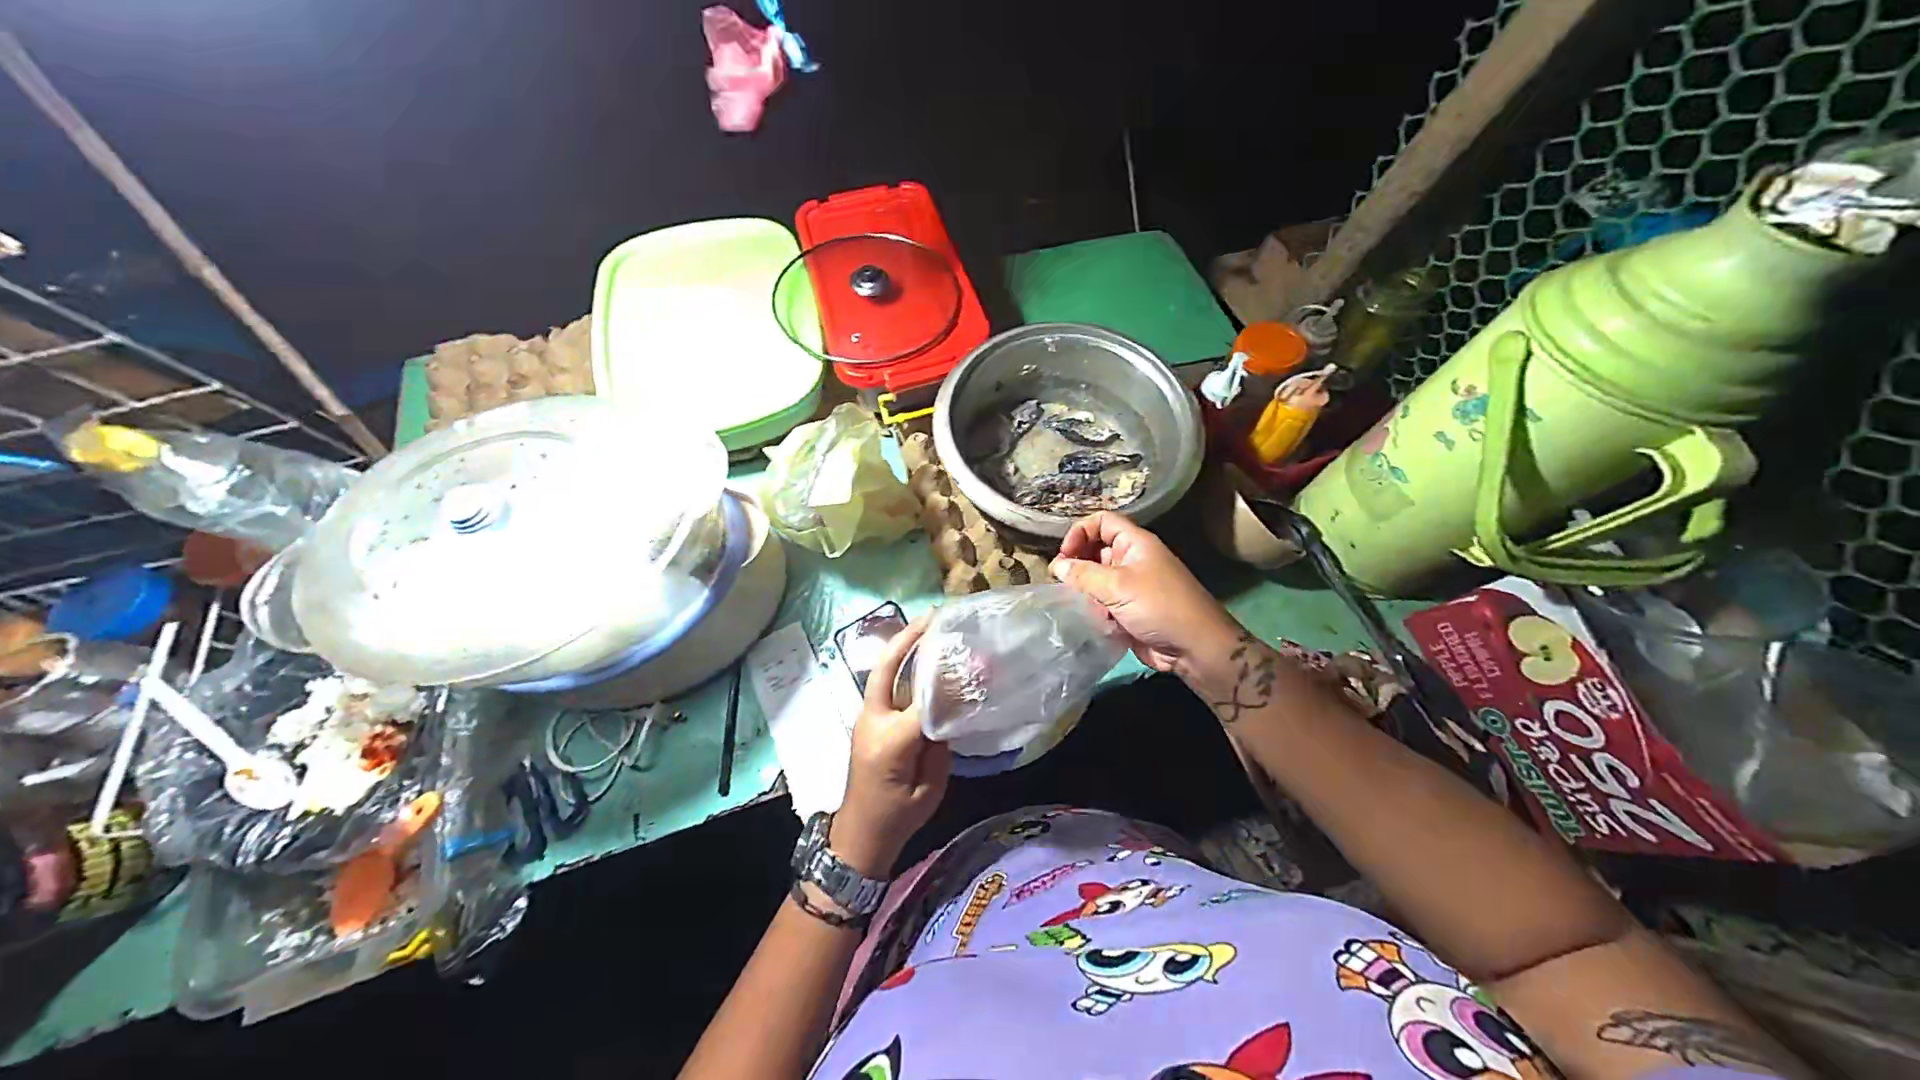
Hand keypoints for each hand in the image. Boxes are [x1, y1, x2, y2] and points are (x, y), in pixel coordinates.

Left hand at [832, 617, 949, 877]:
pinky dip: (900, 665)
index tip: (974, 660)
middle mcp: (874, 720)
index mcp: (892, 741)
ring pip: (882, 672)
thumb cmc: (897, 817)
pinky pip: (884, 685)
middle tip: (934, 616)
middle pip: (887, 669)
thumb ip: (941, 745)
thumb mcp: (930, 788)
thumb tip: (951, 709)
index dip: (949, 680)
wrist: (859, 834)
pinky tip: (919, 656)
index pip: (924, 701)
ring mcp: (866, 717)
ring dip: (903, 646)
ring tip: (929, 626)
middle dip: (909, 638)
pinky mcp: (868, 719)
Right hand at [1050, 512, 1244, 681]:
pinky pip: (1102, 602)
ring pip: (1096, 578)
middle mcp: (1132, 560)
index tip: (1064, 555)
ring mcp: (1130, 586)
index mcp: (1135, 543)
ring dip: (1082, 589)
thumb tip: (1056, 566)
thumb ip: (1083, 573)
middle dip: (1077, 562)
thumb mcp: (1118, 585)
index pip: (1101, 522)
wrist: (1193, 647)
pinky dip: (1092, 607)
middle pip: (1095, 549)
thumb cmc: (1158, 606)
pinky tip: (1085, 617)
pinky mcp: (1128, 610)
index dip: (1080, 532)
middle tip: (1061, 581)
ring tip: (1070, 601)